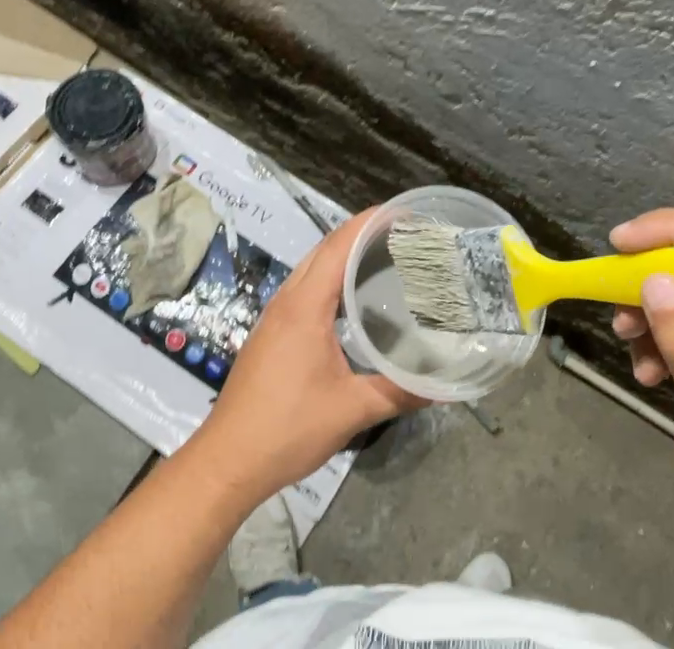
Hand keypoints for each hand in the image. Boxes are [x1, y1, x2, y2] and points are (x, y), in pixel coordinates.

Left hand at [192, 208, 426, 497]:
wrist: (228, 460)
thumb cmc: (287, 429)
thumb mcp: (352, 411)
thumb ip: (399, 393)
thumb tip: (444, 386)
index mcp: (304, 307)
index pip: (338, 247)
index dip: (370, 223)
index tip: (404, 214)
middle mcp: (286, 302)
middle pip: (323, 250)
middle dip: (361, 233)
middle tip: (405, 234)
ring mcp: (274, 318)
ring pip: (311, 270)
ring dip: (343, 255)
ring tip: (385, 257)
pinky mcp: (271, 334)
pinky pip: (304, 290)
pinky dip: (330, 279)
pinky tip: (353, 299)